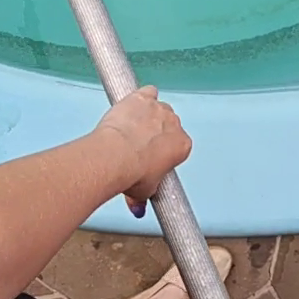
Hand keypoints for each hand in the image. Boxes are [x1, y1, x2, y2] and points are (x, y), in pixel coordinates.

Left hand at [91, 87, 191, 216]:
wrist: (115, 157)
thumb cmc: (132, 172)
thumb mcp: (144, 192)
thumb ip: (143, 196)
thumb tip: (137, 206)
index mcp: (182, 145)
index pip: (178, 145)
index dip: (163, 151)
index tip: (151, 157)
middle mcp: (175, 124)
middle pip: (169, 124)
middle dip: (155, 133)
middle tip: (138, 146)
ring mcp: (158, 108)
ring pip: (157, 107)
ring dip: (146, 115)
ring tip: (130, 128)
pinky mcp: (141, 97)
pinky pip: (147, 92)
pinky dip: (141, 96)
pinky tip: (131, 103)